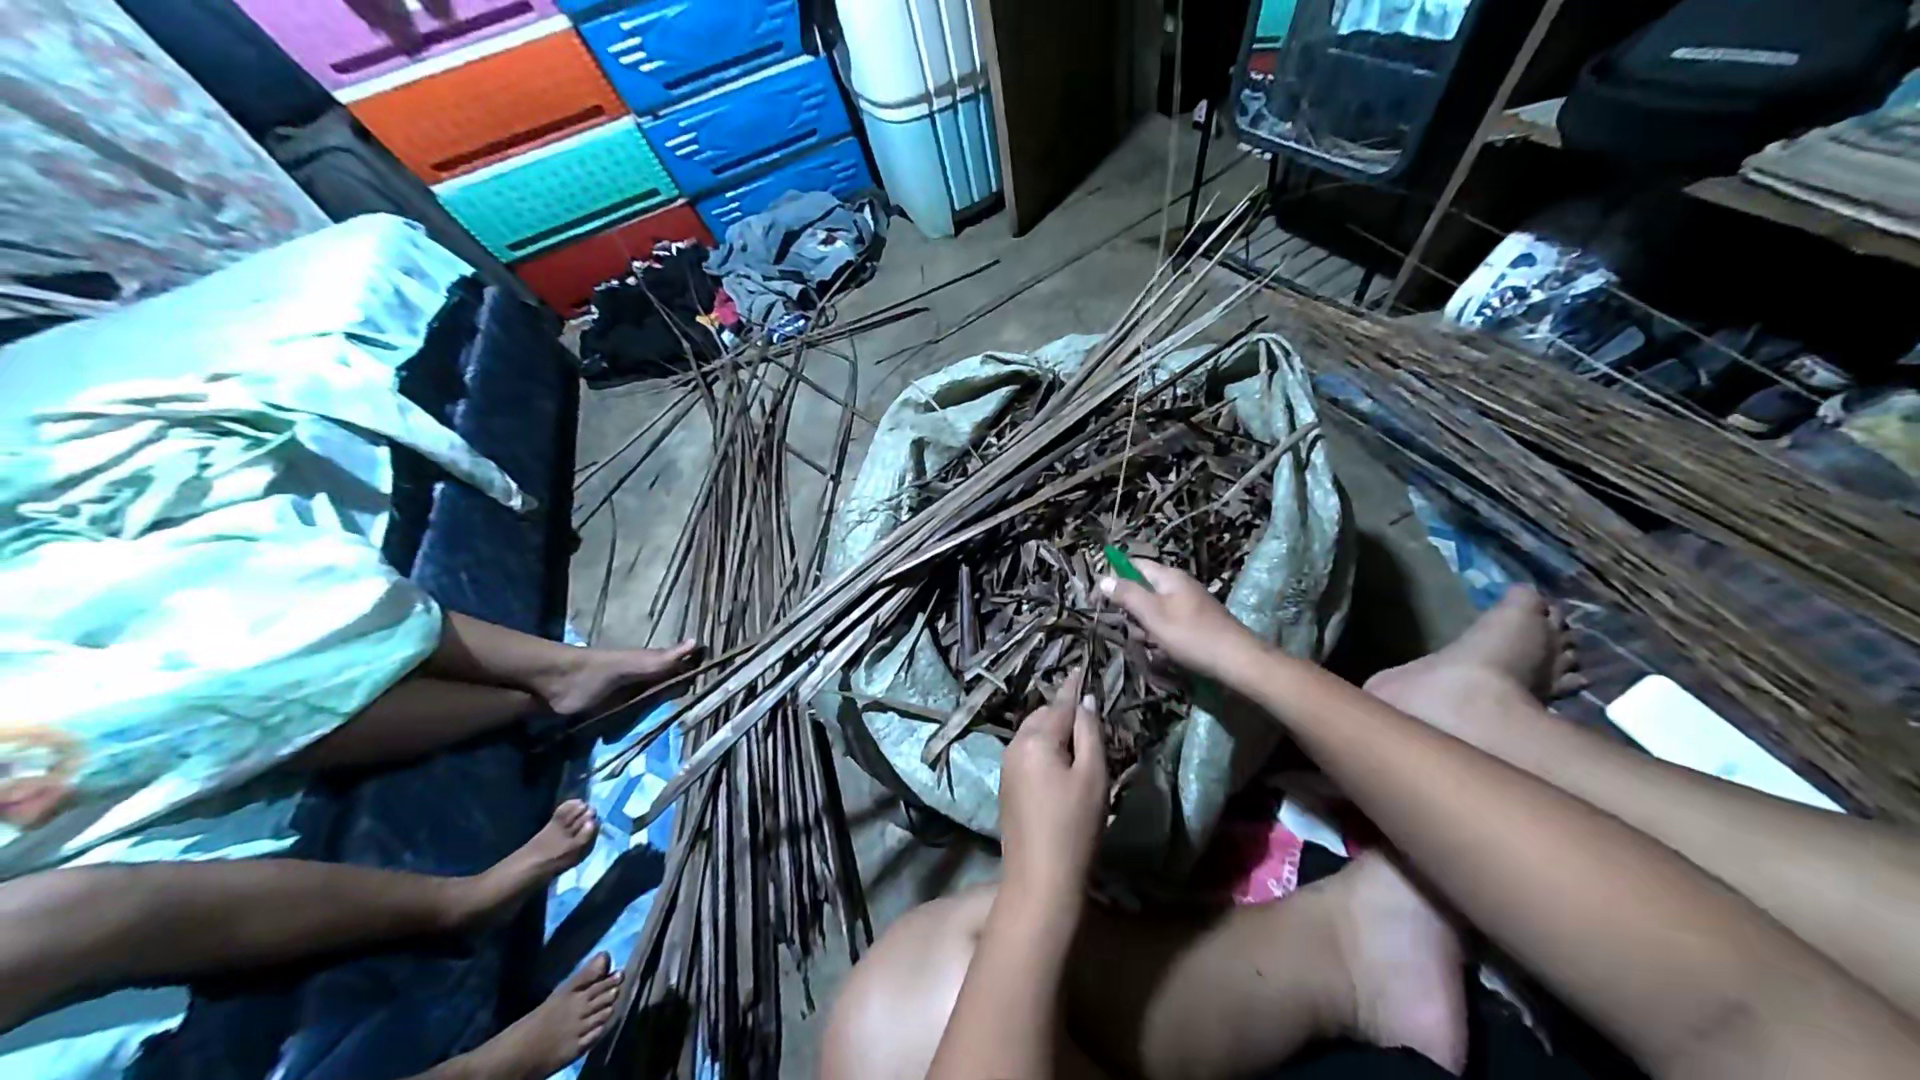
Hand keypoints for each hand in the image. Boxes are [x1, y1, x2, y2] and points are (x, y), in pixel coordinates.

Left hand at [998, 669, 1107, 907]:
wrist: (1039, 877)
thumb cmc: (1075, 825)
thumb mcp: (1093, 776)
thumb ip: (1089, 733)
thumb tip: (1086, 701)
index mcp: (1036, 738)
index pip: (1060, 703)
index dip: (1074, 686)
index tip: (1082, 667)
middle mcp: (1015, 744)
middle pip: (1043, 715)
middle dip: (1063, 709)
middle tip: (1088, 710)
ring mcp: (1007, 765)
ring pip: (1032, 732)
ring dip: (1052, 727)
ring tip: (1077, 732)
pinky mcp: (1007, 784)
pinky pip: (1027, 751)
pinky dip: (1044, 745)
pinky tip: (1059, 759)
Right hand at [1098, 557, 1262, 679]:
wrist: (1236, 660)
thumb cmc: (1191, 635)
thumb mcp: (1152, 614)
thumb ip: (1127, 595)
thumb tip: (1104, 579)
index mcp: (1168, 576)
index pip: (1133, 564)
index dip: (1114, 577)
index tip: (1100, 599)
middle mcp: (1178, 585)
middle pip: (1141, 590)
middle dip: (1132, 612)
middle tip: (1135, 630)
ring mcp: (1187, 604)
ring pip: (1152, 611)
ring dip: (1145, 628)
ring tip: (1152, 644)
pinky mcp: (1194, 622)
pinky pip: (1166, 624)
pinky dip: (1160, 636)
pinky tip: (1165, 651)